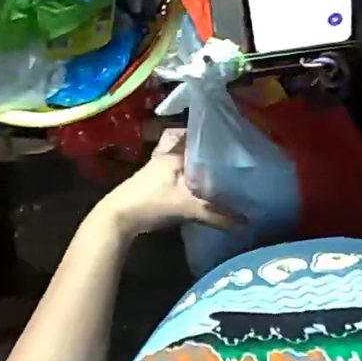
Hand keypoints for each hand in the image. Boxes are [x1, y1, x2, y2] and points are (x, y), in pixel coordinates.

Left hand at [95, 128, 242, 237]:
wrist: (116, 218)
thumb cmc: (151, 203)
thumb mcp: (187, 207)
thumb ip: (216, 214)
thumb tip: (245, 222)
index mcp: (175, 154)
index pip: (201, 139)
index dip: (219, 142)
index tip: (239, 146)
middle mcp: (166, 156)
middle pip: (194, 150)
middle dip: (212, 156)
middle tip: (235, 163)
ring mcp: (157, 168)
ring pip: (186, 163)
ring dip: (201, 168)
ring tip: (223, 176)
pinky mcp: (154, 182)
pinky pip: (179, 175)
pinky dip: (191, 180)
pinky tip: (202, 190)